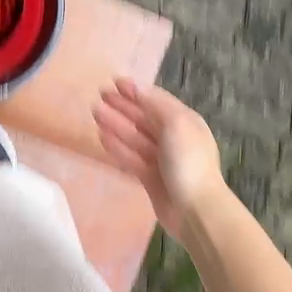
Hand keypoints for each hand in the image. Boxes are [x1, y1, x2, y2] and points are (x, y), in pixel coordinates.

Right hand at [94, 78, 225, 236]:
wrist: (196, 210)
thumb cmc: (188, 161)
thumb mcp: (176, 124)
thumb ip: (154, 104)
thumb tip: (136, 86)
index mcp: (185, 122)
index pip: (157, 100)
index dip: (136, 90)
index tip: (115, 82)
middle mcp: (174, 138)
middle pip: (144, 117)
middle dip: (123, 106)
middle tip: (100, 95)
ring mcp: (162, 159)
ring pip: (134, 137)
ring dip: (116, 124)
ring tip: (95, 112)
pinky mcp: (150, 178)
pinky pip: (131, 157)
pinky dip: (117, 146)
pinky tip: (102, 137)